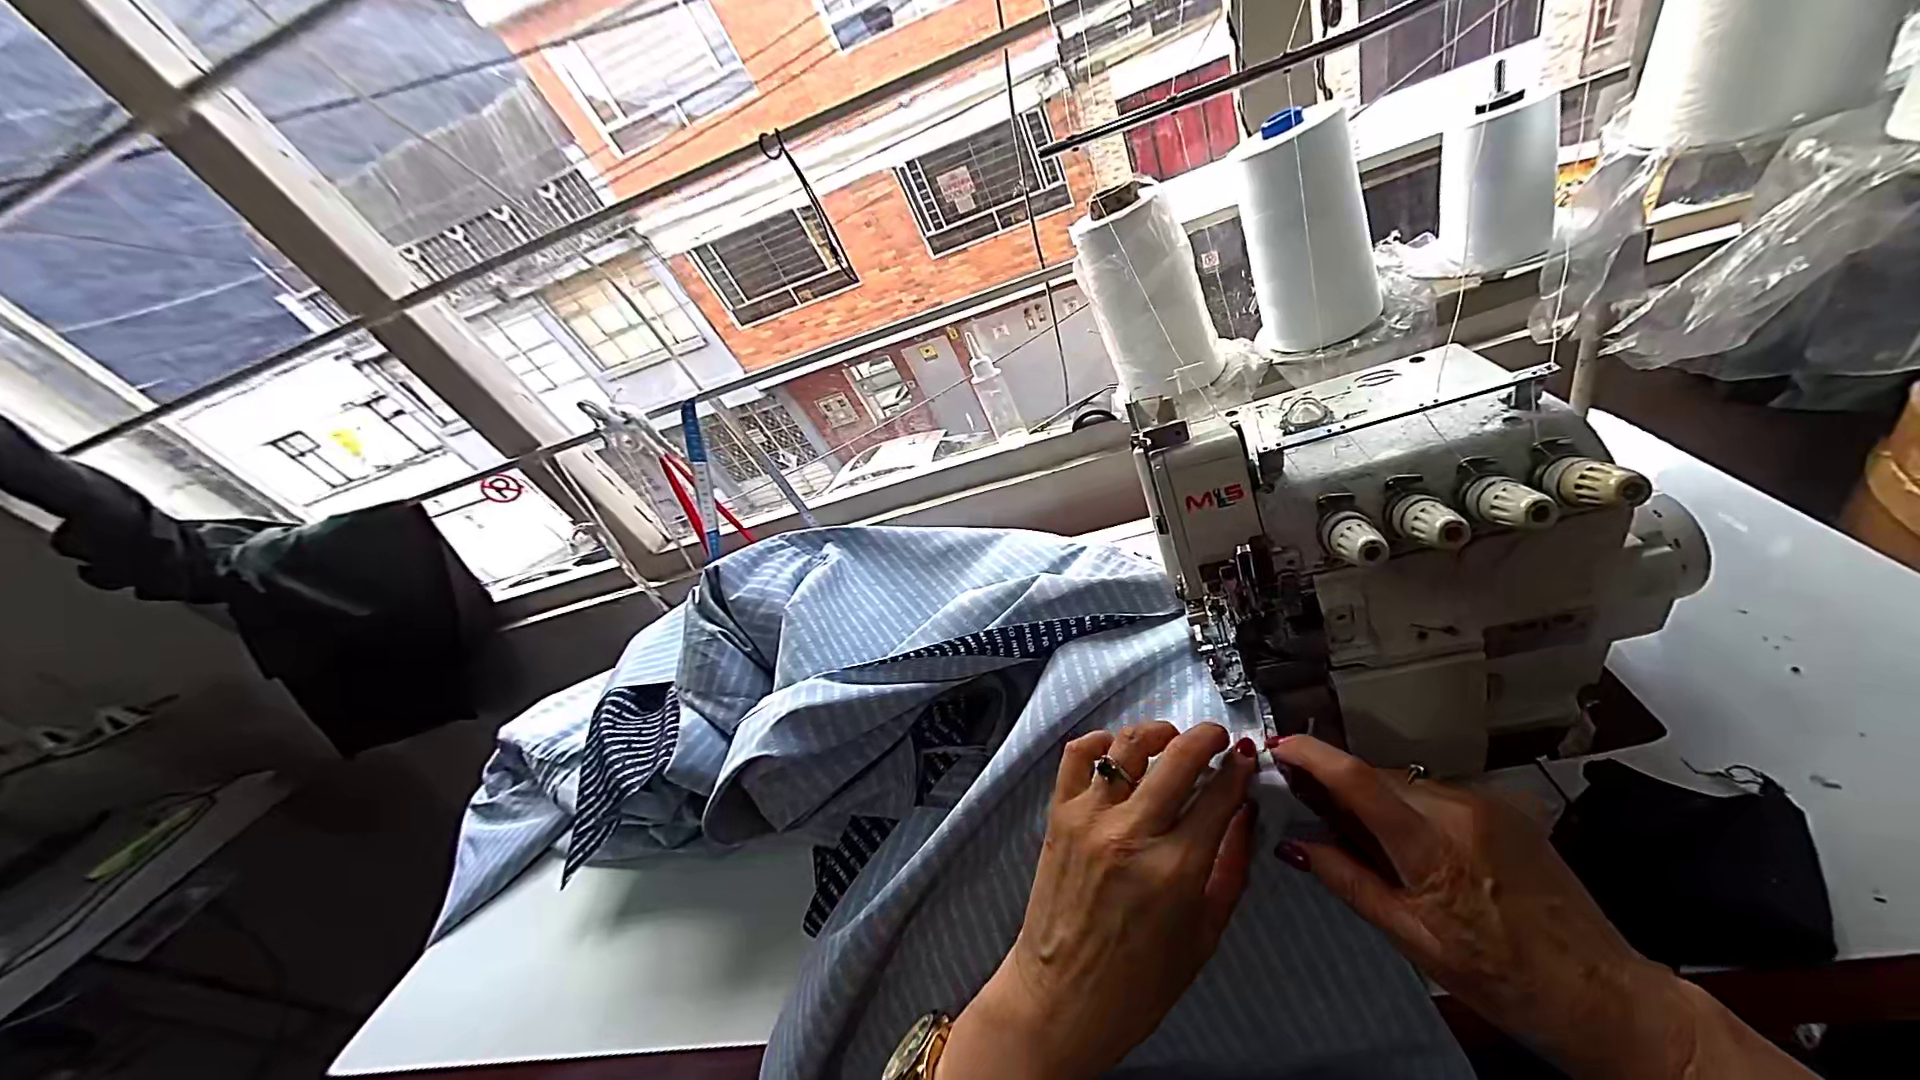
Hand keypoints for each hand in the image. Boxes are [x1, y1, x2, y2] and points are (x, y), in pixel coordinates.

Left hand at [938, 722, 1257, 1079]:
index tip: (1245, 757)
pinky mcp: (1058, 815)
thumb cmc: (1140, 980)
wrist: (1062, 996)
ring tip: (1170, 737)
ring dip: (1155, 731)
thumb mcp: (1205, 932)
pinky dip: (1097, 741)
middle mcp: (1130, 834)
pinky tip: (1116, 747)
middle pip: (1176, 758)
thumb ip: (1230, 865)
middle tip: (1215, 736)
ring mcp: (1089, 819)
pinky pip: (1075, 757)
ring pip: (1125, 747)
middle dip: (1205, 737)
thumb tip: (1245, 811)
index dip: (1237, 769)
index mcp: (1175, 870)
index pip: (1218, 796)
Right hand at [1269, 736, 1812, 1079]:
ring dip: (1374, 799)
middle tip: (1315, 814)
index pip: (1358, 781)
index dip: (1311, 756)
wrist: (1606, 994)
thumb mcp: (1412, 939)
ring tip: (1376, 846)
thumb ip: (1347, 880)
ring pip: (1401, 782)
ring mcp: (1487, 806)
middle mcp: (1462, 814)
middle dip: (1338, 788)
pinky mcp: (1502, 806)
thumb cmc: (1510, 979)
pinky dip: (1408, 806)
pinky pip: (1432, 791)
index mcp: (1435, 851)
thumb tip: (1295, 844)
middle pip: (1374, 777)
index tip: (1280, 748)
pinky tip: (1416, 845)